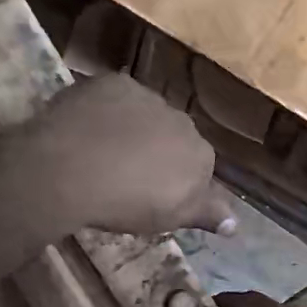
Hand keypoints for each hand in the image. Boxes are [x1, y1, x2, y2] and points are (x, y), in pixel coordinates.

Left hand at [18, 75, 235, 236]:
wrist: (70, 169)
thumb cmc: (126, 202)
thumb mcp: (170, 218)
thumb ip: (206, 214)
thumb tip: (236, 224)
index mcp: (201, 154)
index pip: (199, 166)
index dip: (177, 181)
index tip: (155, 195)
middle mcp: (182, 120)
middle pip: (174, 136)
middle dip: (158, 151)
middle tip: (128, 175)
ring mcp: (146, 97)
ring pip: (146, 114)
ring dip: (133, 128)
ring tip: (103, 151)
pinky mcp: (112, 82)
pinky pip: (115, 96)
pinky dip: (106, 109)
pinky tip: (87, 128)